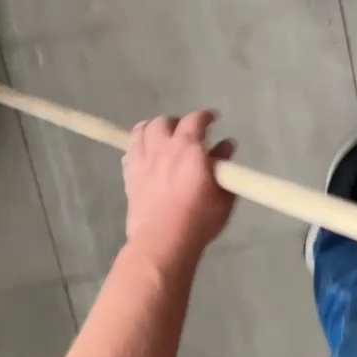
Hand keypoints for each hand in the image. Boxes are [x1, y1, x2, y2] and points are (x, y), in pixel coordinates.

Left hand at [123, 112, 236, 266]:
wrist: (163, 240)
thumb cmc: (200, 217)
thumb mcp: (223, 192)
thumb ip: (223, 165)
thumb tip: (226, 145)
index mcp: (189, 147)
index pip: (195, 120)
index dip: (205, 116)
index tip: (213, 118)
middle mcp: (163, 147)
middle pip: (164, 121)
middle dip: (176, 122)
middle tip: (185, 131)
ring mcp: (143, 161)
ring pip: (141, 131)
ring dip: (153, 128)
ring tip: (161, 136)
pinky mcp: (129, 176)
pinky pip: (129, 151)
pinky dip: (138, 146)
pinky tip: (145, 154)